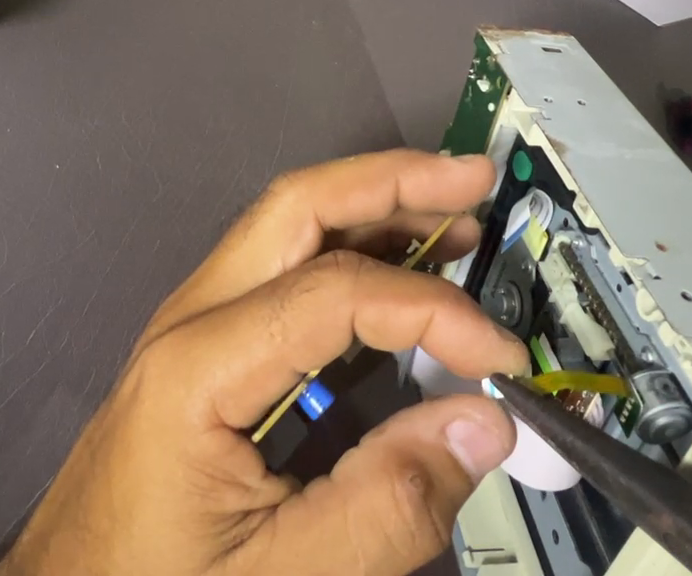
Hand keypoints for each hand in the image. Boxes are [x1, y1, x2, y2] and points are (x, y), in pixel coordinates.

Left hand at [0, 150, 529, 575]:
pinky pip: (284, 265)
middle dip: (392, 182)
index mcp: (199, 367)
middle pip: (298, 208)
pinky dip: (351, 246)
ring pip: (290, 223)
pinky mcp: (206, 341)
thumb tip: (483, 423)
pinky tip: (397, 265)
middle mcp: (192, 317)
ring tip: (454, 216)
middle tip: (472, 180)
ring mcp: (195, 321)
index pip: (334, 292)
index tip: (499, 356)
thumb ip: (385, 510)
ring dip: (375, 204)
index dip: (431, 309)